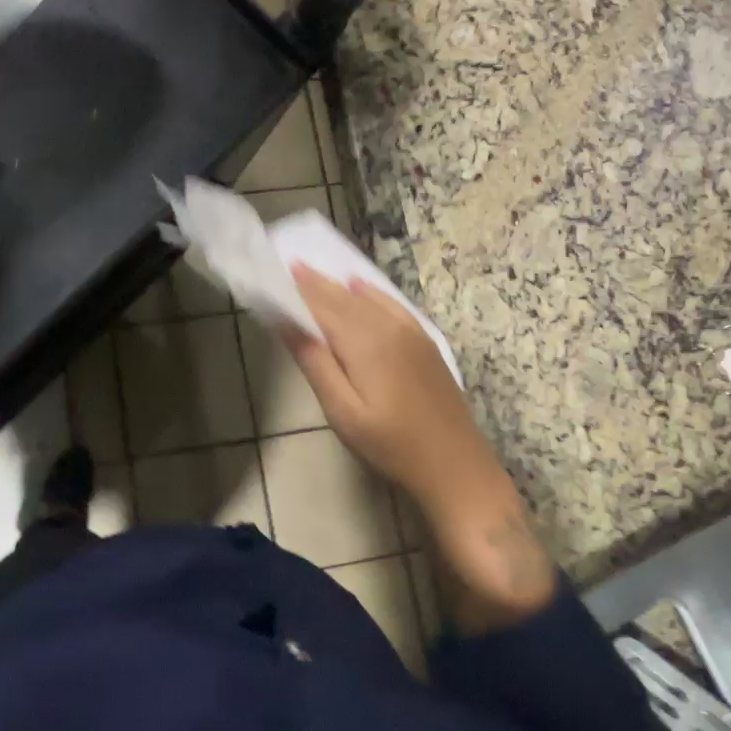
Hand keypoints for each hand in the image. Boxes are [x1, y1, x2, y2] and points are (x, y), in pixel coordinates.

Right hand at [286, 266, 555, 627]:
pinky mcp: (425, 343)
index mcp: (365, 342)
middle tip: (288, 264)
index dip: (297, 290)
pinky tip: (361, 286)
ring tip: (312, 272)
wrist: (457, 467)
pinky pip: (391, 304)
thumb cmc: (392, 446)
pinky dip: (371, 292)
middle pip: (343, 297)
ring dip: (337, 285)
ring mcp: (411, 333)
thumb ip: (316, 363)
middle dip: (314, 282)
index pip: (322, 306)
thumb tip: (287, 322)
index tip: (273, 273)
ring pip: (367, 298)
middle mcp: (388, 327)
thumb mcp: (344, 413)